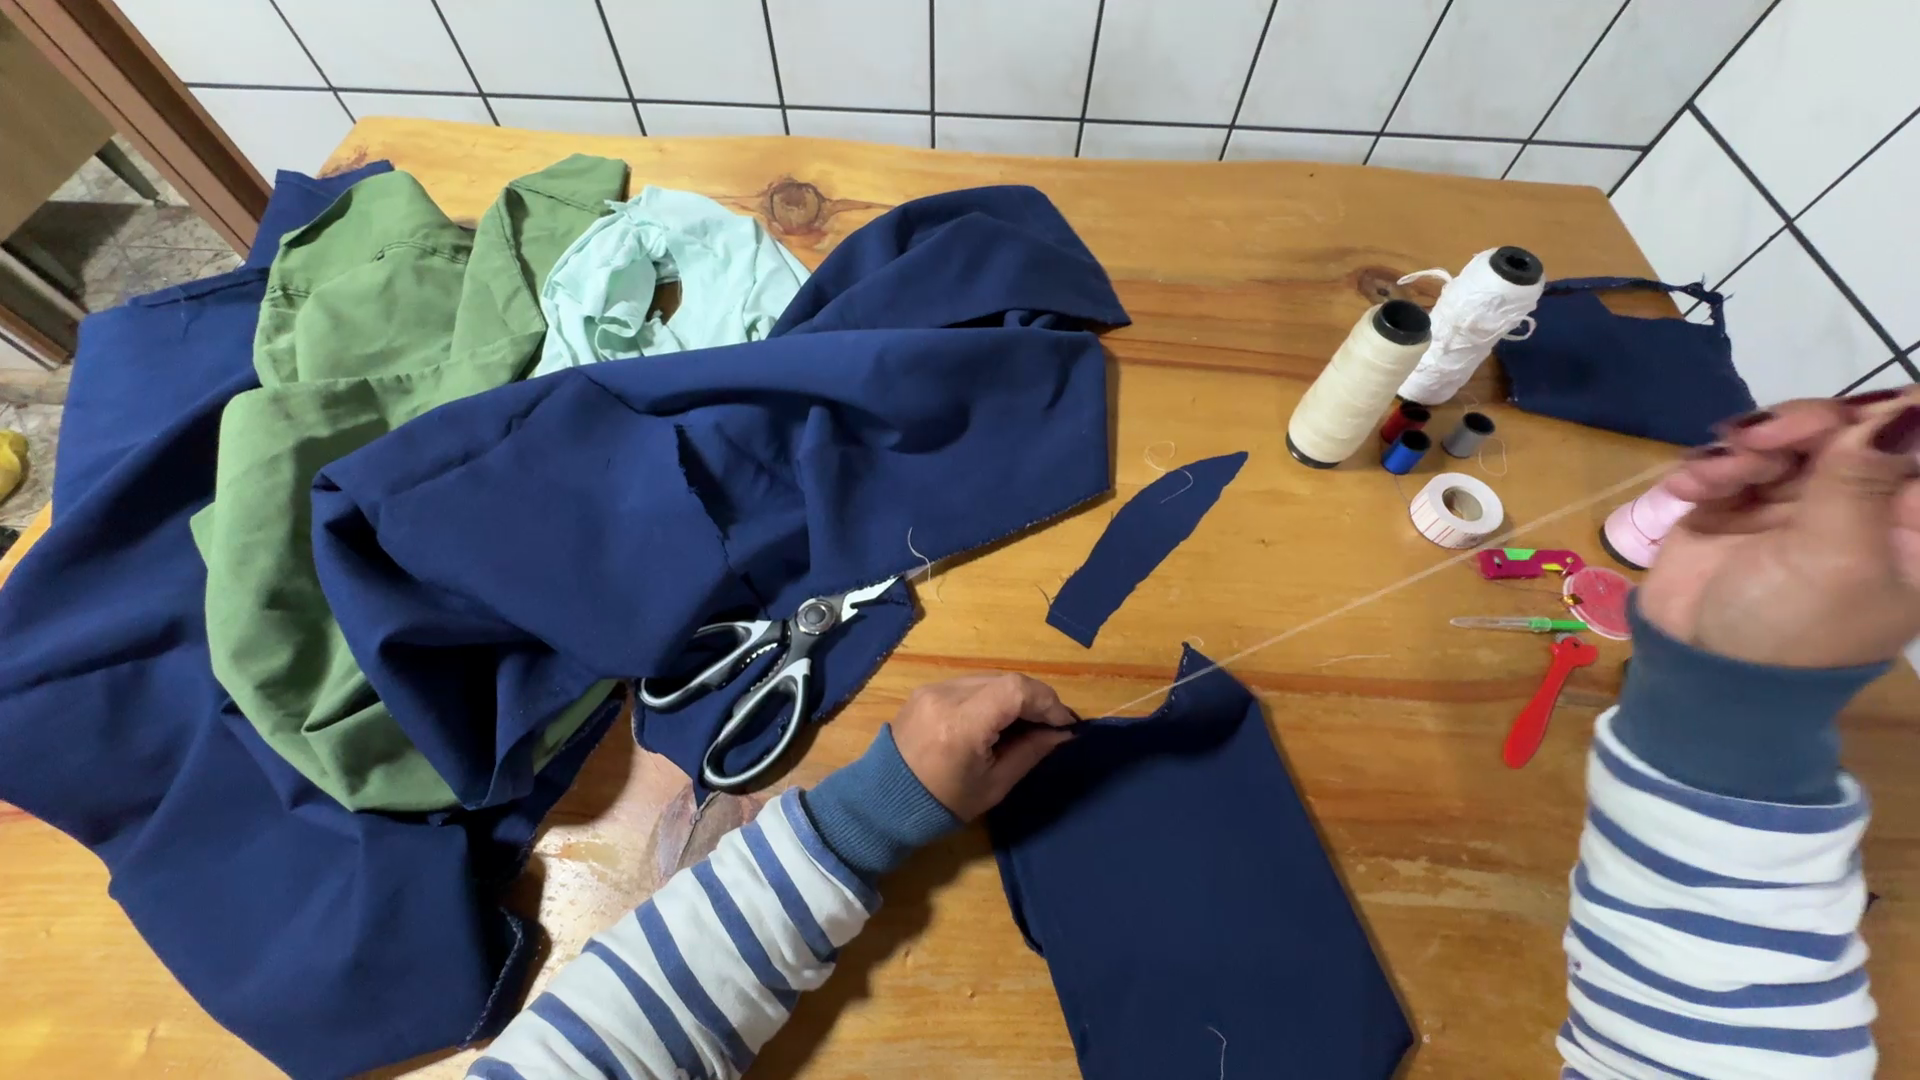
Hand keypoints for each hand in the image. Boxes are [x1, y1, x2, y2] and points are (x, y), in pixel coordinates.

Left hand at [889, 673, 1079, 819]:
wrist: (885, 800)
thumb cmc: (944, 803)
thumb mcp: (995, 785)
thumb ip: (1031, 751)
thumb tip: (1063, 732)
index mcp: (961, 724)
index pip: (1015, 690)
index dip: (1047, 701)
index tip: (1065, 724)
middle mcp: (945, 695)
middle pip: (1005, 679)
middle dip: (1035, 699)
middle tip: (1052, 725)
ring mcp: (933, 688)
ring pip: (989, 678)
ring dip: (1014, 696)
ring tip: (1028, 723)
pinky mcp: (927, 689)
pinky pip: (970, 683)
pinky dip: (992, 696)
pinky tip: (999, 719)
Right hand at [1647, 390, 1919, 667]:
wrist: (1706, 666)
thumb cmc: (1795, 624)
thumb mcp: (1837, 558)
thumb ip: (1860, 483)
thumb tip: (1906, 409)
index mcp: (1910, 517)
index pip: (1917, 439)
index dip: (1889, 417)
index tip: (1844, 423)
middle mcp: (1858, 501)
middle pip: (1845, 428)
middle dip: (1801, 424)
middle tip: (1758, 439)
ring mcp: (1789, 503)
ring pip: (1779, 441)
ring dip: (1744, 448)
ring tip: (1716, 474)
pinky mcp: (1726, 508)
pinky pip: (1721, 467)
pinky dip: (1703, 470)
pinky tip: (1687, 489)